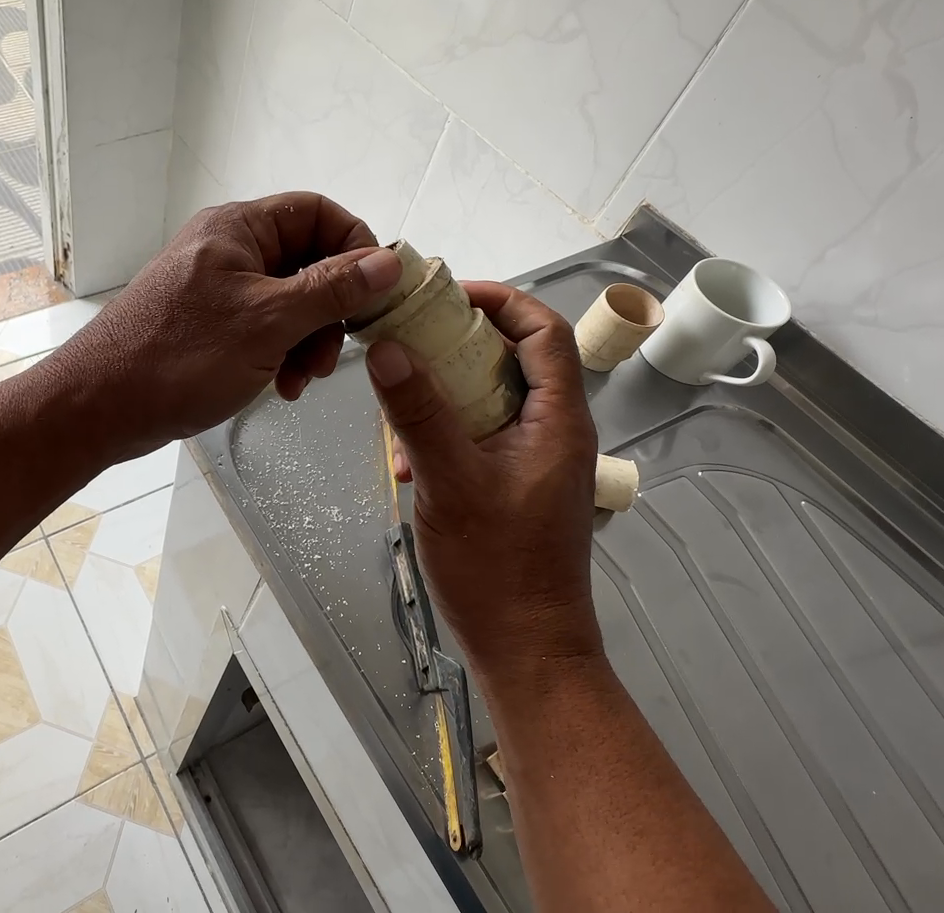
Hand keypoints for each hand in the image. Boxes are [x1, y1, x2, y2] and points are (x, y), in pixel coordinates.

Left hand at [52, 192, 401, 450]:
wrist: (101, 406)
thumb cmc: (181, 357)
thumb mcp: (269, 323)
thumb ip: (332, 291)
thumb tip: (388, 262)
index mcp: (239, 229)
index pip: (318, 214)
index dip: (354, 248)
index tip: (373, 295)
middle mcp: (227, 250)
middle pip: (306, 261)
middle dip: (329, 310)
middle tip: (329, 356)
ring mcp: (215, 289)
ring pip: (287, 301)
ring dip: (306, 340)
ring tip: (300, 380)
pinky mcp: (206, 325)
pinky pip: (261, 327)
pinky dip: (279, 353)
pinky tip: (279, 385)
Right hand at [365, 281, 601, 672]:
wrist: (525, 647)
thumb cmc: (498, 567)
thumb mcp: (450, 483)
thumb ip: (418, 414)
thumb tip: (385, 350)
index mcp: (557, 420)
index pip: (543, 332)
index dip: (500, 301)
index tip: (444, 296)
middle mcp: (553, 431)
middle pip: (513, 359)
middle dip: (458, 344)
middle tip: (406, 340)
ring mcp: (533, 461)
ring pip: (490, 399)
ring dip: (443, 393)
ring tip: (398, 402)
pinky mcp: (512, 485)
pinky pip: (478, 435)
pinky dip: (443, 432)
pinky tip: (407, 462)